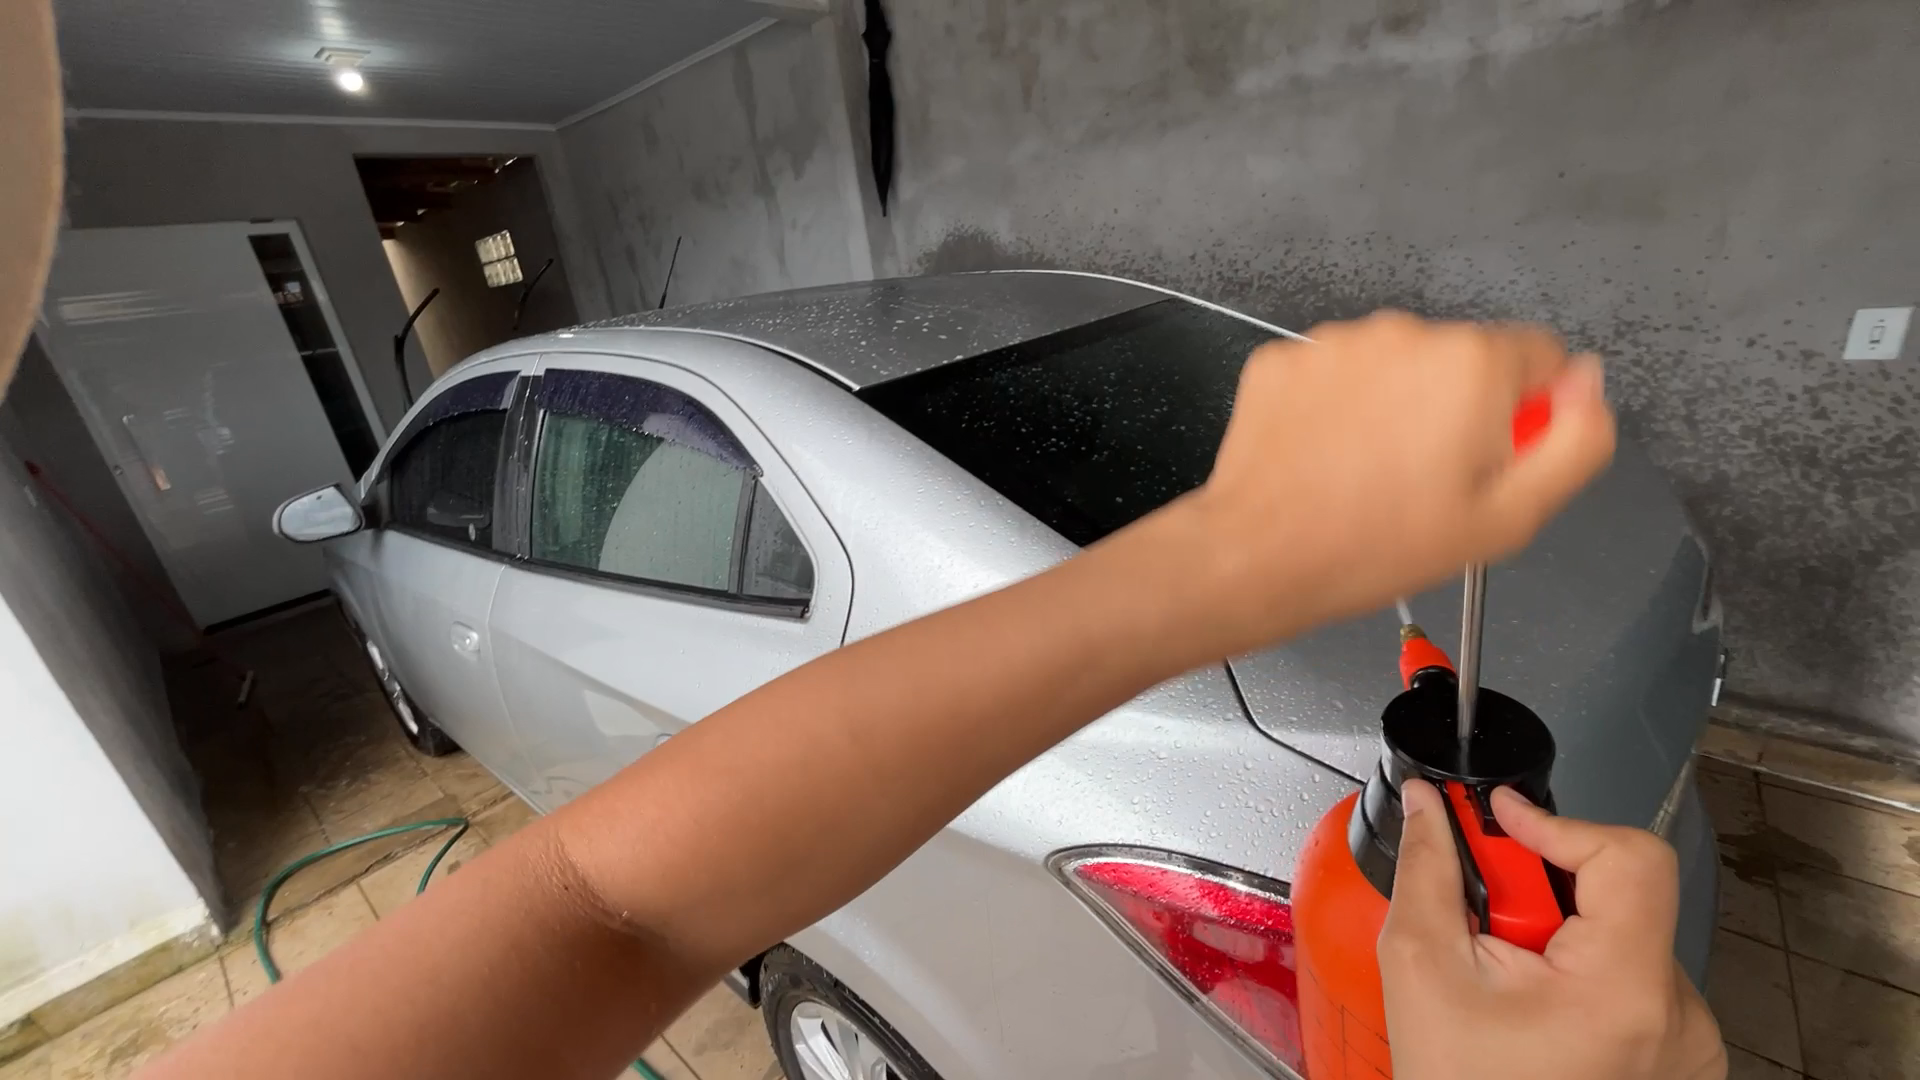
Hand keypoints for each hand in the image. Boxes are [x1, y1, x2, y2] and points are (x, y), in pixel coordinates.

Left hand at [1175, 312, 1613, 654]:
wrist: (1257, 555)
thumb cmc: (1373, 546)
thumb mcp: (1508, 517)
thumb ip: (1575, 441)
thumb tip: (1586, 384)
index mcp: (1469, 361)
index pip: (1536, 357)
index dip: (1520, 411)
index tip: (1484, 455)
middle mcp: (1398, 334)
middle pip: (1456, 358)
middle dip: (1451, 405)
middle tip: (1417, 473)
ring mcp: (1329, 344)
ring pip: (1388, 364)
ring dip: (1387, 401)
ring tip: (1361, 468)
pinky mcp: (1278, 362)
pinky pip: (1328, 374)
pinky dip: (1330, 404)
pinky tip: (1320, 452)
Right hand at [1378, 780, 1725, 1079]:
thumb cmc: (1455, 1074)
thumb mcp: (1421, 957)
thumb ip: (1428, 866)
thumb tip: (1429, 802)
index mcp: (1627, 991)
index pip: (1630, 858)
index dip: (1556, 822)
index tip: (1496, 816)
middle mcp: (1681, 1014)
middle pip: (1614, 891)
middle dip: (1533, 881)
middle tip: (1478, 907)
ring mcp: (1687, 1040)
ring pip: (1615, 926)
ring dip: (1547, 918)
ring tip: (1496, 959)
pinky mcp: (1676, 1051)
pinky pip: (1625, 965)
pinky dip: (1569, 953)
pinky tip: (1525, 987)